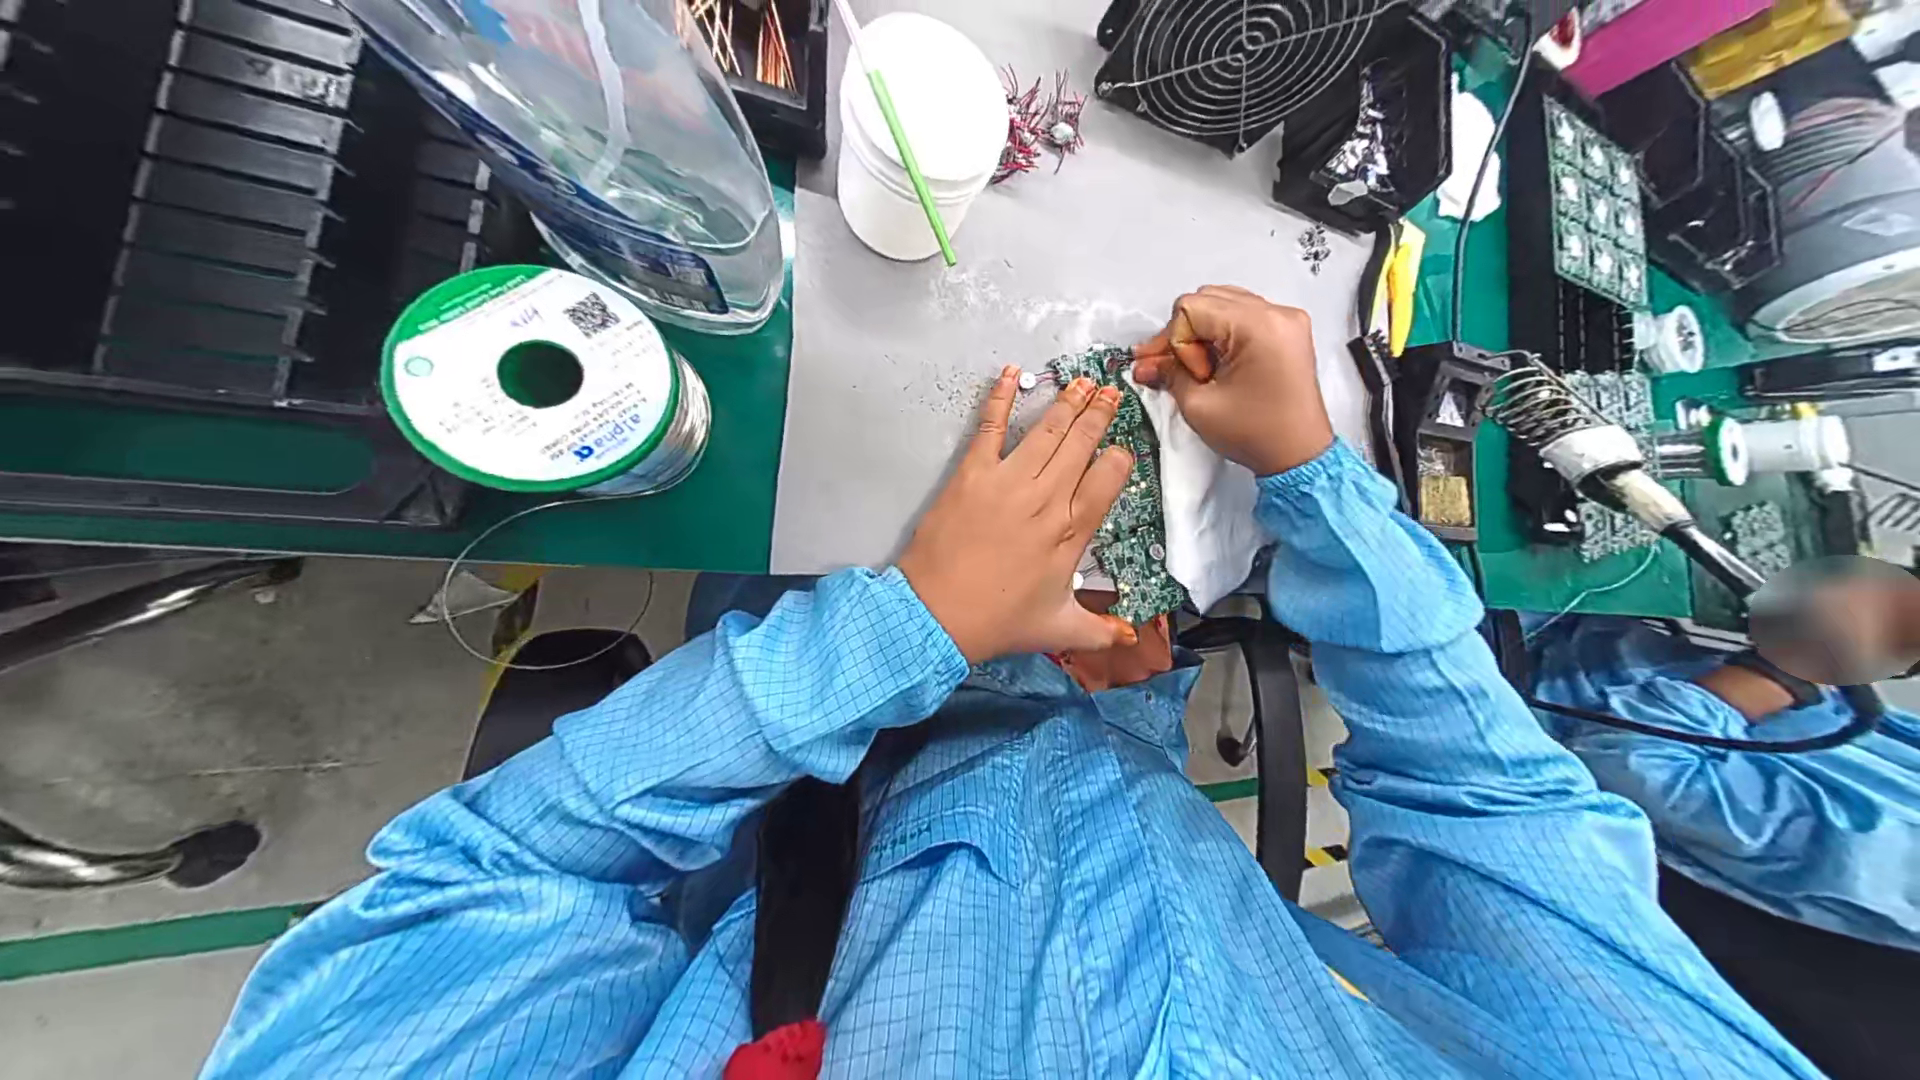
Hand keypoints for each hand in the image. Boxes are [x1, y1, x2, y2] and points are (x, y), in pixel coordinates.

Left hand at [898, 368, 1140, 662]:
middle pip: (1081, 444)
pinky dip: (1000, 397)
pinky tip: (1011, 373)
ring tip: (1082, 381)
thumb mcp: (1058, 630)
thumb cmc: (998, 622)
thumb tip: (1130, 639)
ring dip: (1067, 402)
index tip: (1122, 448)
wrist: (938, 615)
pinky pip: (990, 427)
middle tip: (1111, 391)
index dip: (1118, 459)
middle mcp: (1046, 499)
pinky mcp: (972, 474)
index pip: (1108, 479)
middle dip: (1099, 414)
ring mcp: (1008, 482)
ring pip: (1047, 431)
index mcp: (1071, 532)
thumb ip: (1100, 631)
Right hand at [1131, 285, 1333, 474]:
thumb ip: (1169, 375)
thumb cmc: (1253, 433)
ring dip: (1200, 333)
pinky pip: (1242, 316)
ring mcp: (1285, 319)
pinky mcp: (1286, 331)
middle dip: (1184, 334)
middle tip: (1172, 368)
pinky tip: (1213, 363)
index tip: (1182, 373)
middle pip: (1207, 299)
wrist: (1298, 454)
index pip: (1192, 308)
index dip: (1176, 341)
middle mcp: (1276, 313)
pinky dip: (1220, 335)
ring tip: (1195, 369)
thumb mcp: (1199, 406)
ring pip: (1223, 304)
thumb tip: (1144, 364)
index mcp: (1258, 326)